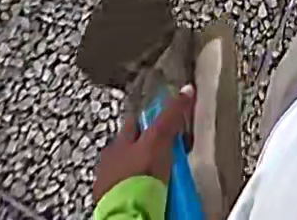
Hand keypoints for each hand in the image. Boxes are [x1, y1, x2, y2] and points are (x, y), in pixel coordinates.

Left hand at [93, 86, 194, 200]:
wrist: (129, 214)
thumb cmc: (141, 171)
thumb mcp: (159, 137)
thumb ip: (171, 113)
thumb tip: (187, 88)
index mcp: (116, 143)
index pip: (135, 121)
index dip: (153, 117)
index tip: (169, 117)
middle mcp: (109, 162)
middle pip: (135, 145)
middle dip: (151, 143)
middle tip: (173, 144)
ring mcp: (111, 184)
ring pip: (134, 166)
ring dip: (148, 165)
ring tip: (169, 167)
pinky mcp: (117, 203)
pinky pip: (135, 186)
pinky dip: (146, 183)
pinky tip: (159, 185)